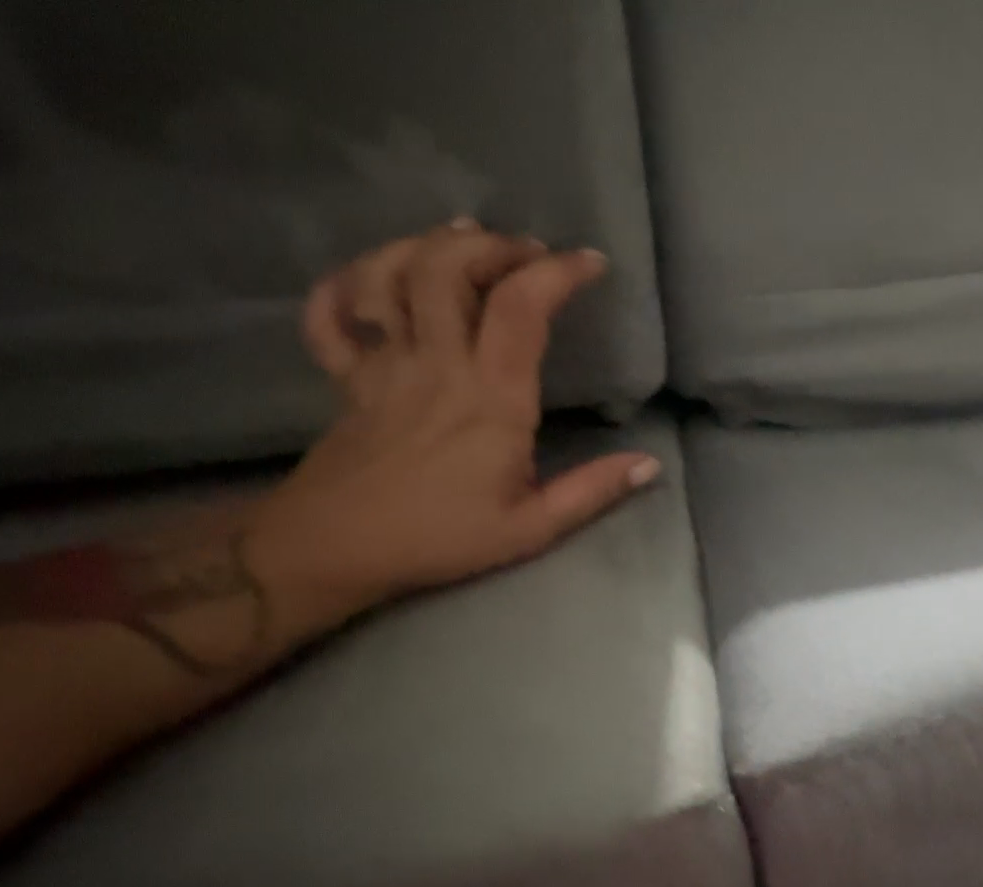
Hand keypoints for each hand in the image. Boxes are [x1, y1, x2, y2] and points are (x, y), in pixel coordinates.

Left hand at [249, 222, 659, 630]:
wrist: (334, 550)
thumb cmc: (441, 538)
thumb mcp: (532, 528)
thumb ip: (593, 492)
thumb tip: (650, 465)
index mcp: (491, 397)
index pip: (522, 307)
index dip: (558, 271)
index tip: (591, 263)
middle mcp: (436, 363)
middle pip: (450, 268)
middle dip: (494, 244)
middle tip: (527, 252)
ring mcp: (384, 364)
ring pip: (392, 275)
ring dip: (428, 245)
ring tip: (464, 240)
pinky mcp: (347, 377)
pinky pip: (331, 315)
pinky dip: (344, 285)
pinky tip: (375, 279)